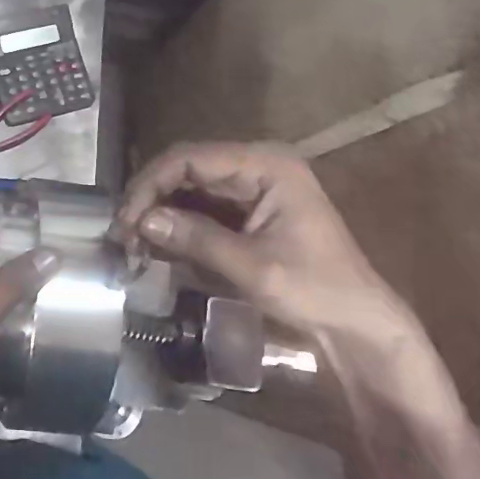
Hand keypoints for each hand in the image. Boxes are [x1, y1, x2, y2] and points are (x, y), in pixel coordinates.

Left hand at [0, 224, 60, 429]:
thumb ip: (14, 281)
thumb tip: (53, 249)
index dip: (17, 223)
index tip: (55, 222)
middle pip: (1, 261)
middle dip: (33, 259)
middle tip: (74, 256)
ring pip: (7, 291)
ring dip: (32, 290)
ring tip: (73, 285)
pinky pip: (9, 320)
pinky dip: (27, 319)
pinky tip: (56, 321)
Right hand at [117, 142, 419, 349]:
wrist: (355, 320)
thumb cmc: (313, 290)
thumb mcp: (252, 266)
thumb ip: (196, 239)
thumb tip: (142, 221)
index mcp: (267, 165)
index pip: (190, 158)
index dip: (151, 184)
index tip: (126, 219)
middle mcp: (258, 164)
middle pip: (187, 167)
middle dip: (151, 197)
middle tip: (124, 232)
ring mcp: (254, 184)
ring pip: (190, 185)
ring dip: (161, 210)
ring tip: (134, 240)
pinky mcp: (249, 207)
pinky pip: (203, 204)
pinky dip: (178, 221)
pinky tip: (158, 242)